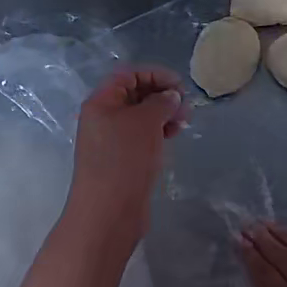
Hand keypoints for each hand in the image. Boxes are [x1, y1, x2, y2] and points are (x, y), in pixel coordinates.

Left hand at [63, 65, 186, 241]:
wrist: (108, 211)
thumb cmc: (125, 158)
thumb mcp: (146, 121)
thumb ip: (161, 101)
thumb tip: (170, 96)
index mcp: (101, 102)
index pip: (128, 75)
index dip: (155, 74)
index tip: (180, 86)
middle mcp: (102, 118)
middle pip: (134, 95)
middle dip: (161, 95)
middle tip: (185, 105)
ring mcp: (110, 141)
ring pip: (139, 117)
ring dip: (162, 114)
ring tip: (184, 122)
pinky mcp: (121, 160)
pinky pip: (140, 137)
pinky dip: (158, 132)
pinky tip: (173, 136)